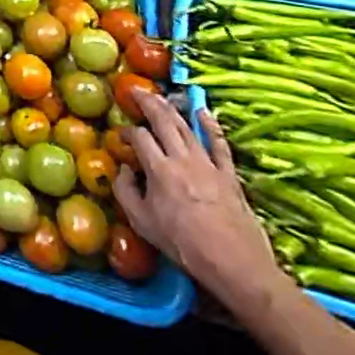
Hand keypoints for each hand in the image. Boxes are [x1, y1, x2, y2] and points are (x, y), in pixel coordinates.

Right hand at [114, 90, 286, 310]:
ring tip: (162, 97)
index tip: (120, 136)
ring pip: (187, 128)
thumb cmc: (183, 245)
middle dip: (149, 103)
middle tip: (138, 91)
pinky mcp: (228, 174)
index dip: (127, 132)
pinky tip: (203, 112)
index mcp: (159, 170)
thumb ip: (126, 192)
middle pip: (164, 121)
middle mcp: (182, 159)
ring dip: (173, 109)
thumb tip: (124, 169)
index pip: (139, 137)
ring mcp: (208, 164)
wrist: (233, 262)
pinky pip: (218, 143)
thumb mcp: (142, 223)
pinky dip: (210, 126)